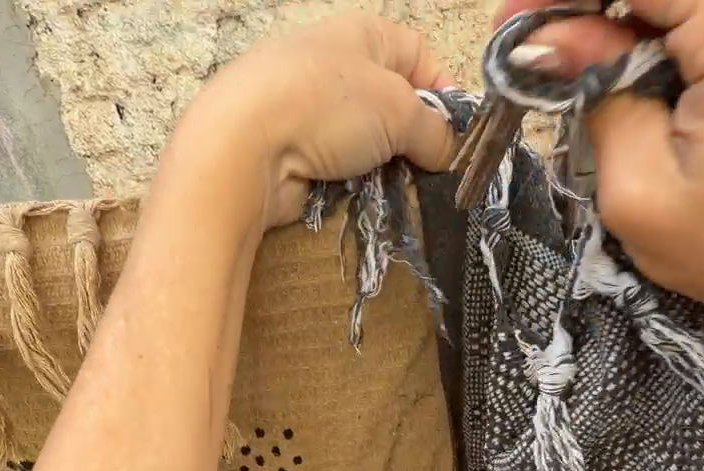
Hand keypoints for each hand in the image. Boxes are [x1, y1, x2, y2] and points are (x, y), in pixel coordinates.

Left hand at [168, 15, 457, 229]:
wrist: (246, 147)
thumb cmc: (328, 106)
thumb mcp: (398, 111)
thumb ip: (432, 132)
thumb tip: (448, 152)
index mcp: (362, 35)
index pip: (418, 55)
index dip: (442, 92)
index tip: (457, 135)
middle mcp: (335, 69)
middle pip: (391, 105)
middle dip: (413, 140)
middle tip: (432, 173)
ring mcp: (310, 114)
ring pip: (364, 144)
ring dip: (384, 169)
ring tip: (400, 192)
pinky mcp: (293, 156)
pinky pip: (337, 171)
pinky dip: (353, 186)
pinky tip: (364, 201)